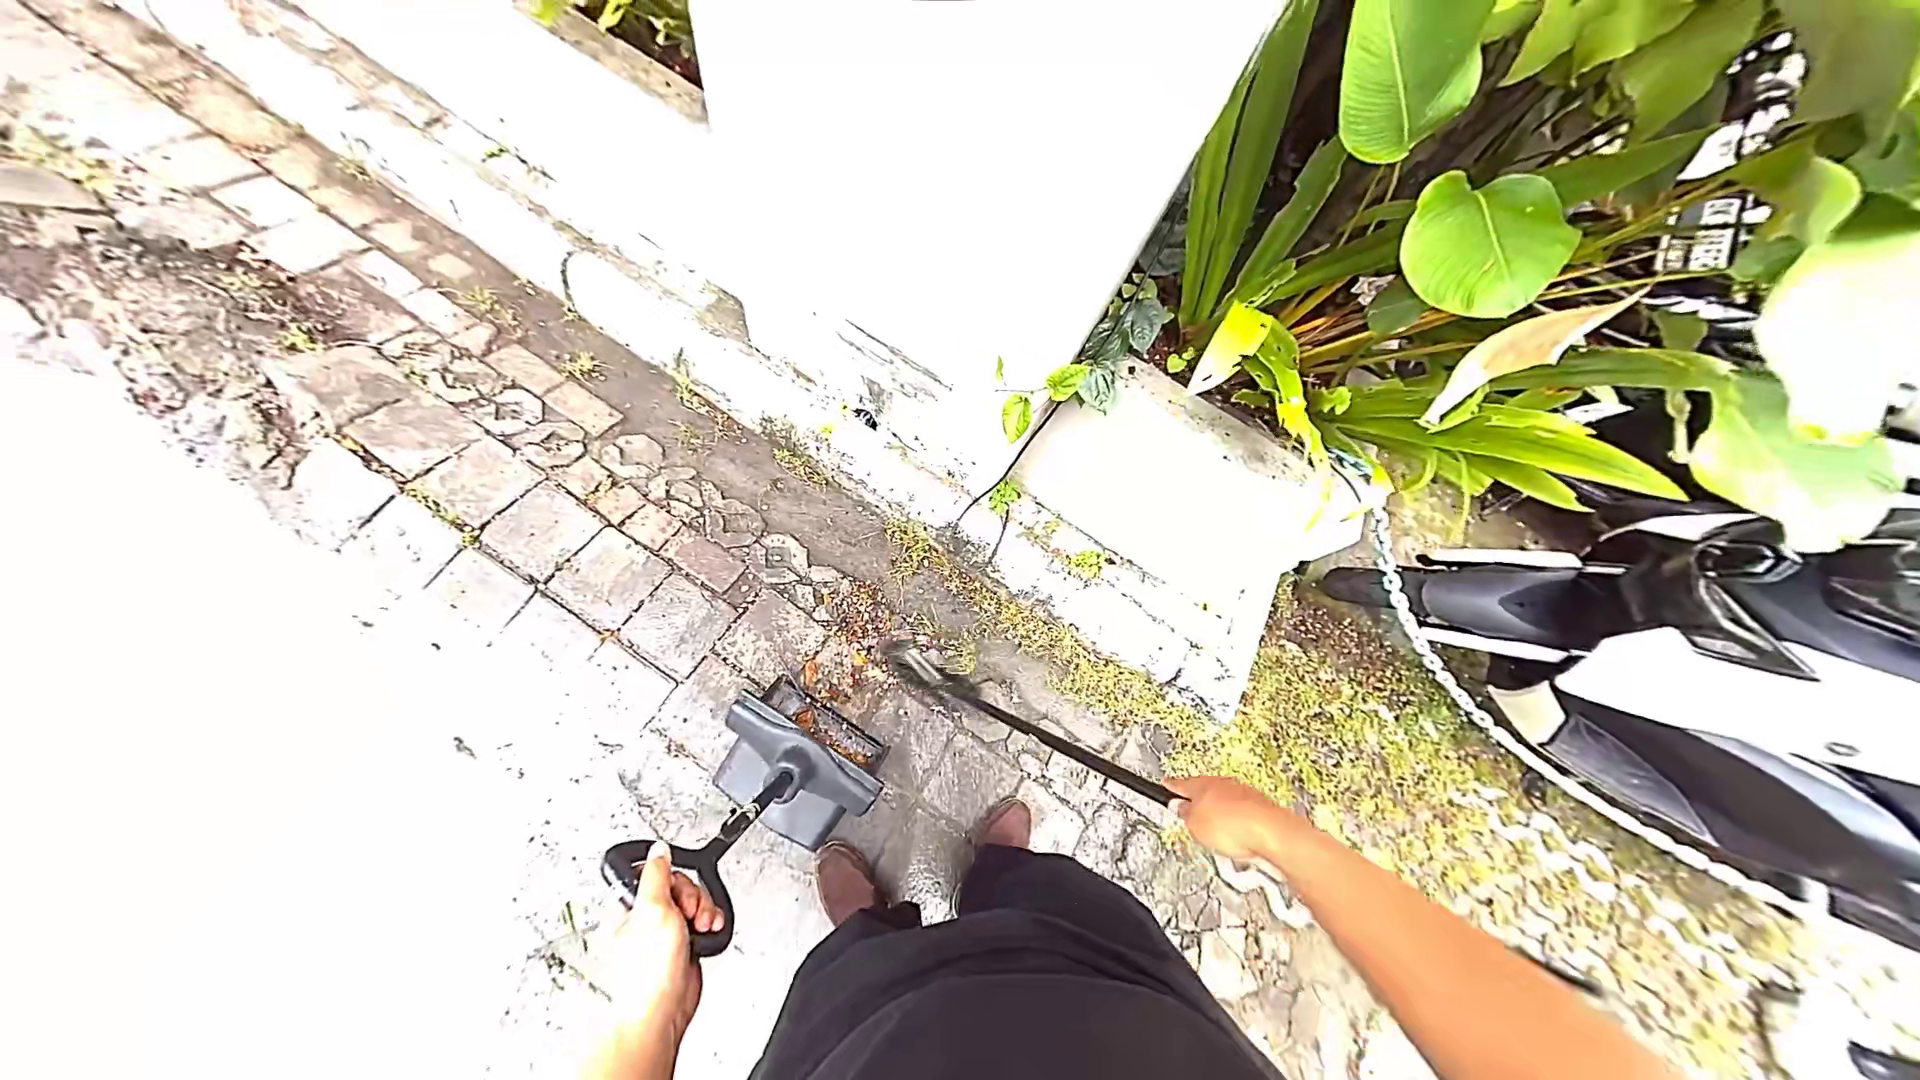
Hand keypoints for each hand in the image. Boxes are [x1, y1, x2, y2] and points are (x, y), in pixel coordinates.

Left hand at [605, 842, 721, 1039]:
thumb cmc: (646, 972)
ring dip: (704, 910)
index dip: (670, 873)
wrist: (662, 1011)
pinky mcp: (684, 942)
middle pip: (679, 884)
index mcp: (630, 905)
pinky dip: (711, 923)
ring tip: (699, 925)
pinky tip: (707, 932)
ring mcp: (666, 930)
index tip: (677, 884)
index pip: (654, 871)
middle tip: (687, 911)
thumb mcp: (653, 909)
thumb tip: (656, 849)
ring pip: (694, 901)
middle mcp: (647, 916)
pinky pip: (703, 920)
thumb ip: (656, 875)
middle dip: (692, 895)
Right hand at [1165, 776, 1297, 861]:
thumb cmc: (1235, 826)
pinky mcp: (1263, 811)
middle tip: (1192, 816)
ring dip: (1221, 819)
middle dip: (1199, 804)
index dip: (1172, 786)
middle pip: (1206, 792)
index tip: (1166, 783)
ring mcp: (1246, 796)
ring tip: (1220, 841)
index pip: (1183, 784)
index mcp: (1204, 785)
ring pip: (1226, 805)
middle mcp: (1225, 785)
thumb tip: (1179, 808)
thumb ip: (1185, 815)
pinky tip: (1240, 843)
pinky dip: (1239, 829)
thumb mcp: (1195, 826)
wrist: (1275, 834)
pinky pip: (1244, 818)